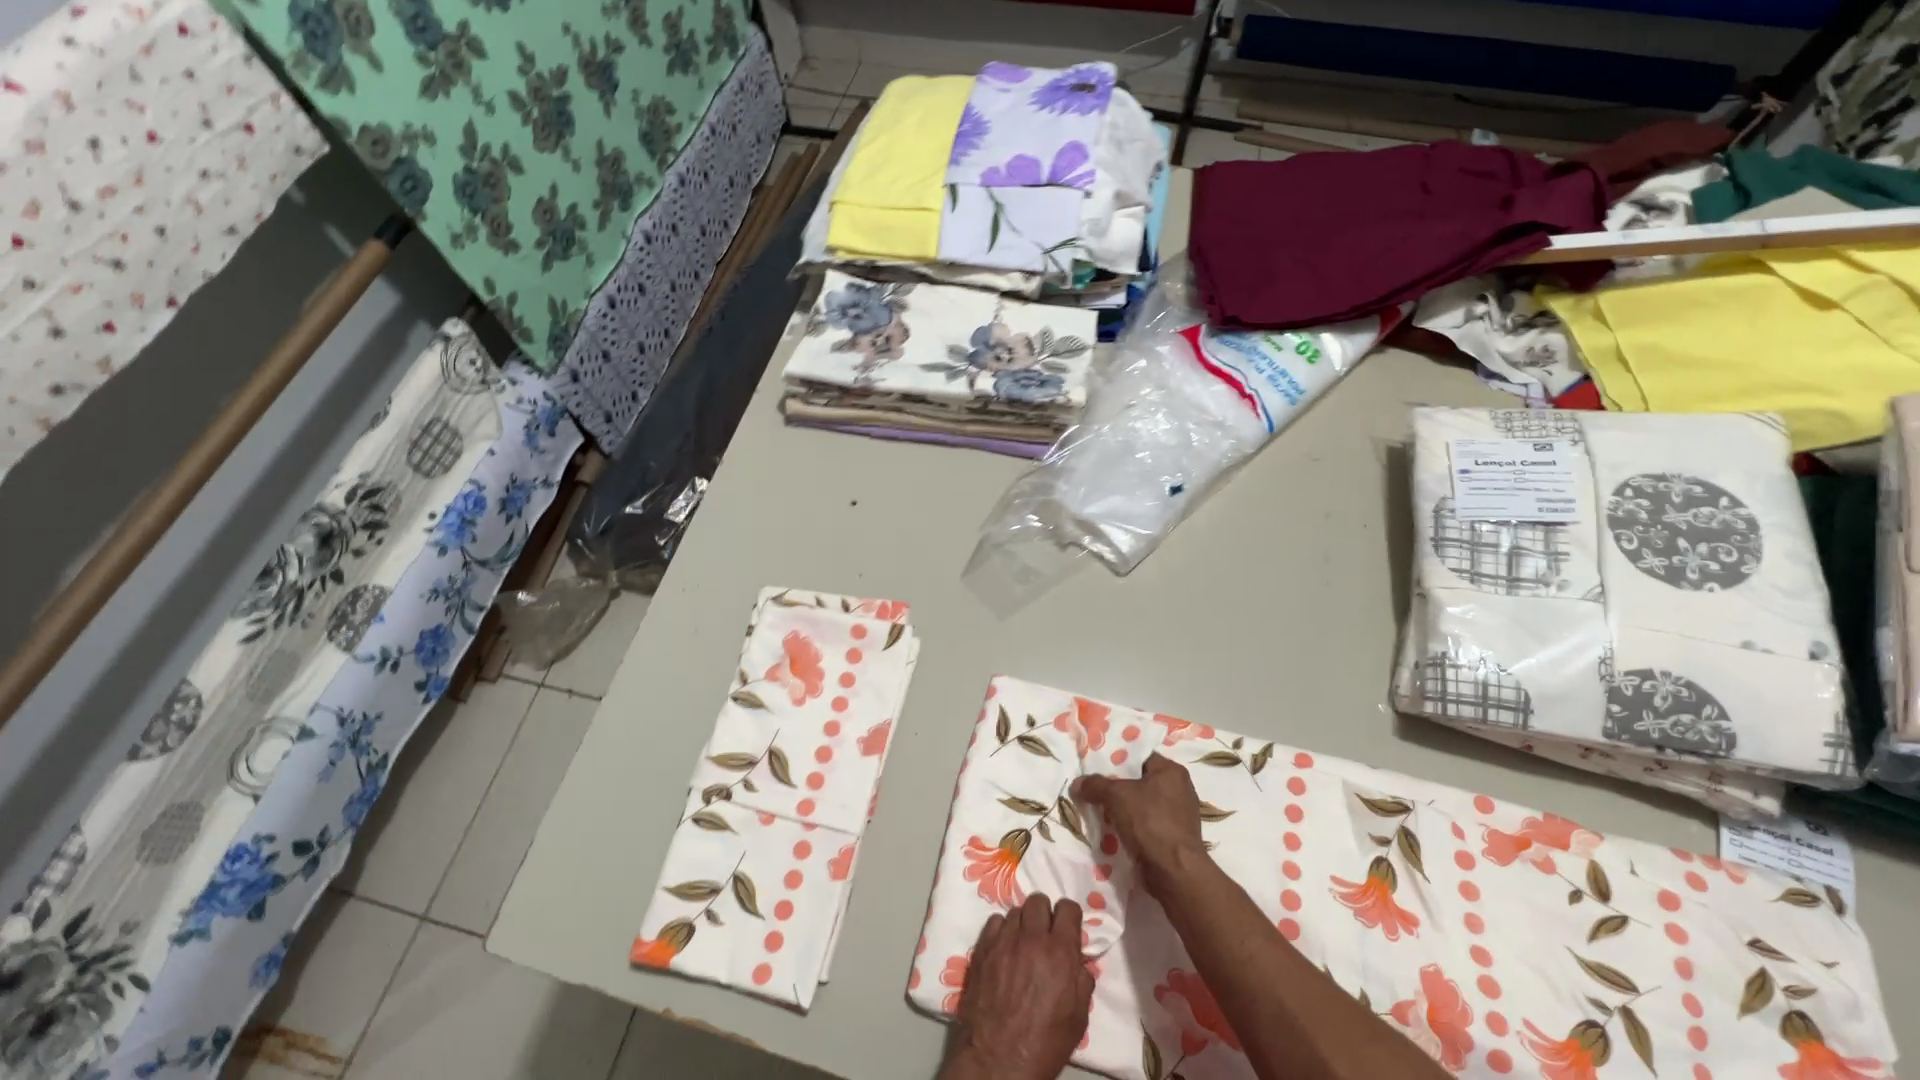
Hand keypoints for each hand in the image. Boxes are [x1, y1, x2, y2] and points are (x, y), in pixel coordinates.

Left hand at [942, 894, 1093, 1079]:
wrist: (998, 1059)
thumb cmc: (1045, 1043)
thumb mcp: (1079, 1017)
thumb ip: (1082, 980)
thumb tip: (1078, 963)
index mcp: (1061, 952)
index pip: (1068, 908)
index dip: (1069, 916)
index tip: (1067, 928)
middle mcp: (1032, 938)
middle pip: (1038, 901)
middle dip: (1045, 914)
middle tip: (1044, 934)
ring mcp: (1004, 941)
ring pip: (1015, 911)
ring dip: (1023, 923)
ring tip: (1022, 943)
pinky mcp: (982, 949)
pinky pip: (994, 923)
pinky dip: (1002, 931)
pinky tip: (1004, 949)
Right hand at [1075, 754, 1206, 898]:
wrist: (1173, 871)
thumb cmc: (1149, 822)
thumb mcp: (1116, 796)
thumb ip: (1095, 785)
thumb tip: (1078, 783)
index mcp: (1172, 771)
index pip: (1140, 757)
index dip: (1117, 759)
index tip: (1096, 766)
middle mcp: (1179, 789)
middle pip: (1140, 781)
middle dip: (1117, 786)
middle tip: (1093, 789)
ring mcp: (1178, 815)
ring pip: (1142, 804)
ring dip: (1122, 809)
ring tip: (1098, 810)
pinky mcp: (1173, 837)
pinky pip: (1147, 824)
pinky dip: (1132, 826)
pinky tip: (1114, 830)